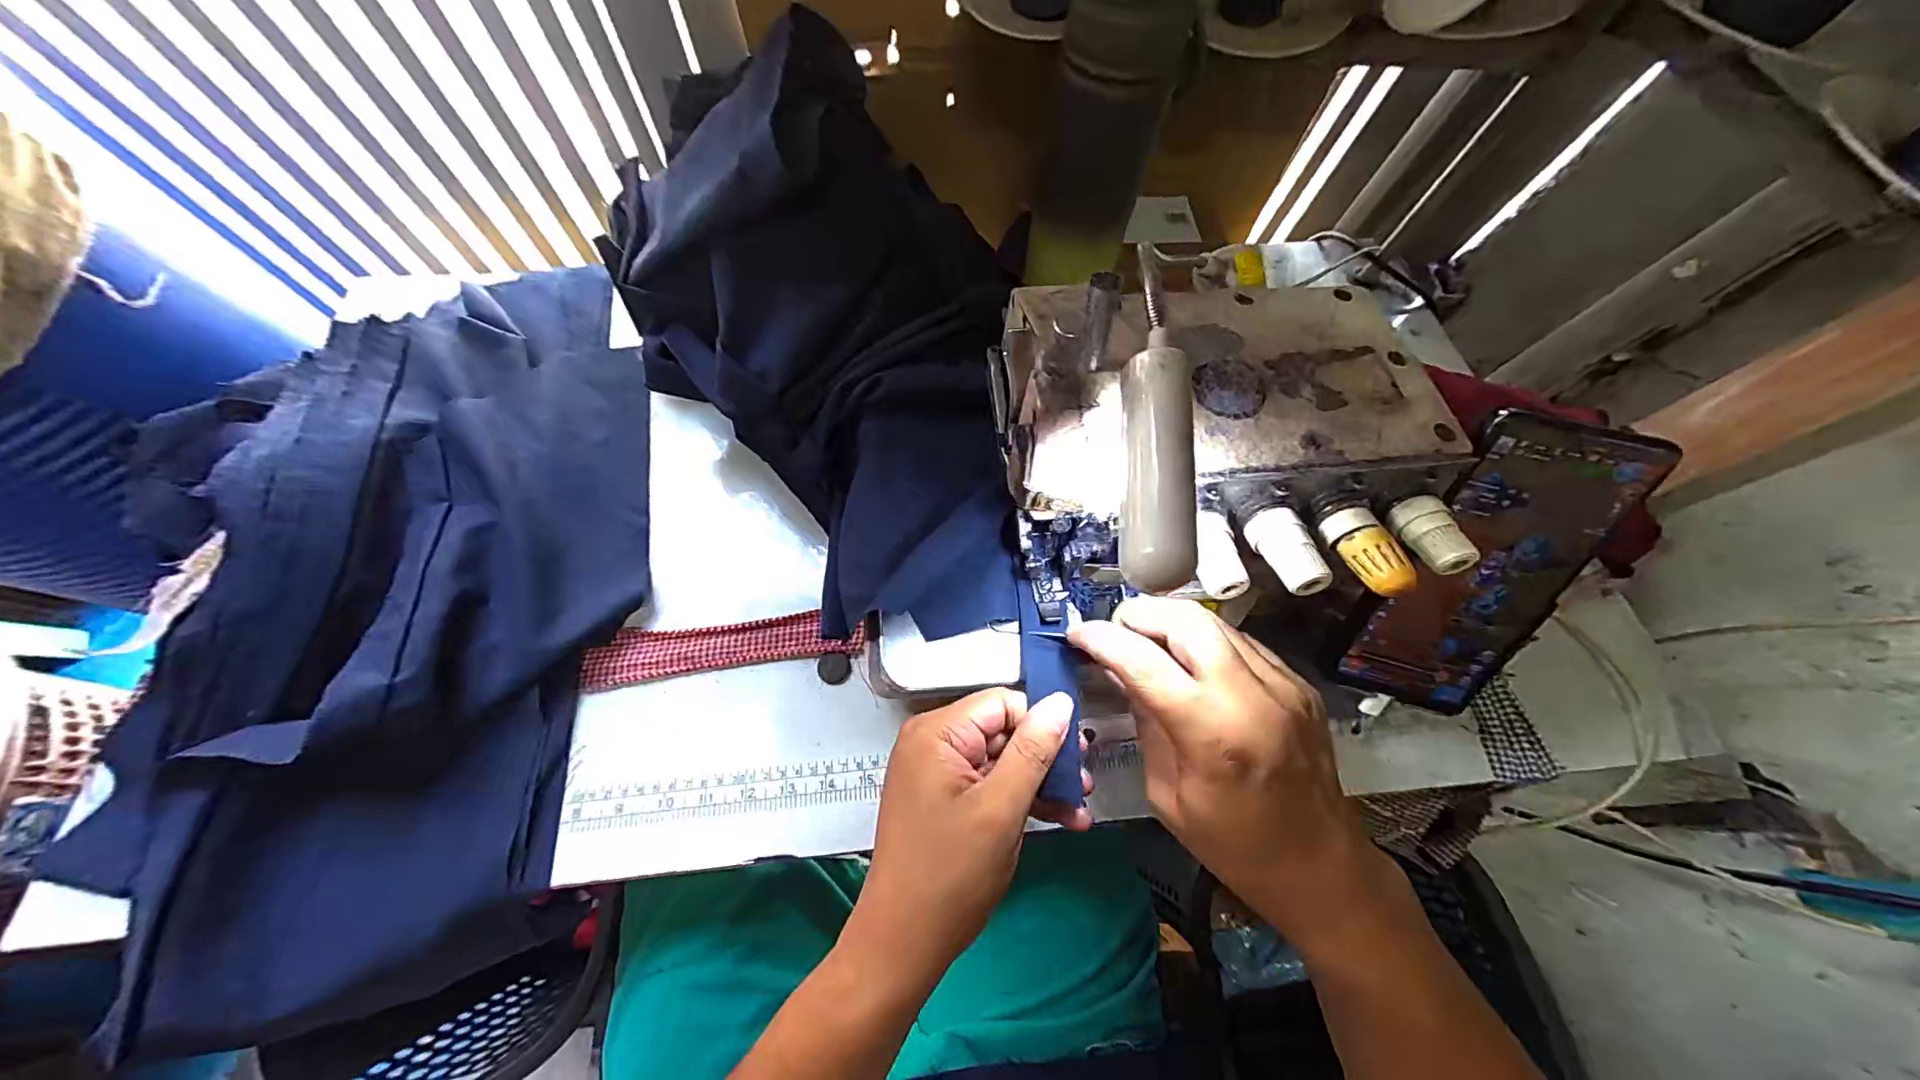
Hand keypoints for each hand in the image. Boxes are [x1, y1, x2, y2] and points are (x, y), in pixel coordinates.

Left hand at [847, 689, 1088, 986]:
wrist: (905, 942)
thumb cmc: (950, 873)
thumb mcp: (1000, 808)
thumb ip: (1033, 751)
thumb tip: (1061, 702)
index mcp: (936, 733)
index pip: (1002, 703)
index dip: (1042, 724)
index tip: (1078, 754)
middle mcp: (932, 742)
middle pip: (1004, 731)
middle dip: (1046, 759)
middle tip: (1085, 785)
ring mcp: (937, 772)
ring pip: (1002, 760)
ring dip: (1041, 783)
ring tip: (1078, 809)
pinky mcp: (945, 798)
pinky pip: (989, 784)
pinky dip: (1020, 800)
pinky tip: (1059, 818)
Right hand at [1069, 597, 1380, 943]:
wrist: (1322, 867)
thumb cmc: (1234, 846)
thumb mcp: (1166, 793)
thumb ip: (1145, 723)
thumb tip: (1121, 673)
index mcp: (1212, 731)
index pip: (1142, 659)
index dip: (1101, 638)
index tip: (1076, 635)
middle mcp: (1251, 694)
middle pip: (1183, 619)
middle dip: (1138, 614)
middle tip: (1112, 630)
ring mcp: (1282, 683)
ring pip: (1213, 622)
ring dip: (1170, 621)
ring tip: (1143, 638)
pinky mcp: (1298, 683)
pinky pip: (1239, 642)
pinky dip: (1203, 640)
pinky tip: (1188, 660)